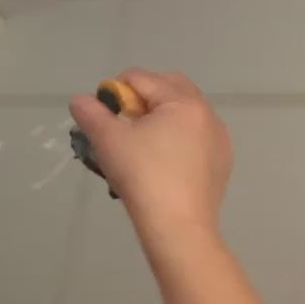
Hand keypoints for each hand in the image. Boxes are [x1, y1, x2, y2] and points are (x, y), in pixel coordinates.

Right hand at [70, 69, 232, 242]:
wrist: (177, 226)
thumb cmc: (141, 173)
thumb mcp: (104, 136)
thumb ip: (88, 109)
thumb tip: (83, 101)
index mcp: (183, 103)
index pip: (139, 77)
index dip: (115, 92)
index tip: (108, 119)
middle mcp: (207, 115)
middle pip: (168, 85)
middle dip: (142, 95)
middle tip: (125, 122)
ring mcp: (219, 140)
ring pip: (183, 109)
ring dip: (159, 113)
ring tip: (141, 141)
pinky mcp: (222, 162)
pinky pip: (194, 132)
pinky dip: (175, 134)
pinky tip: (160, 158)